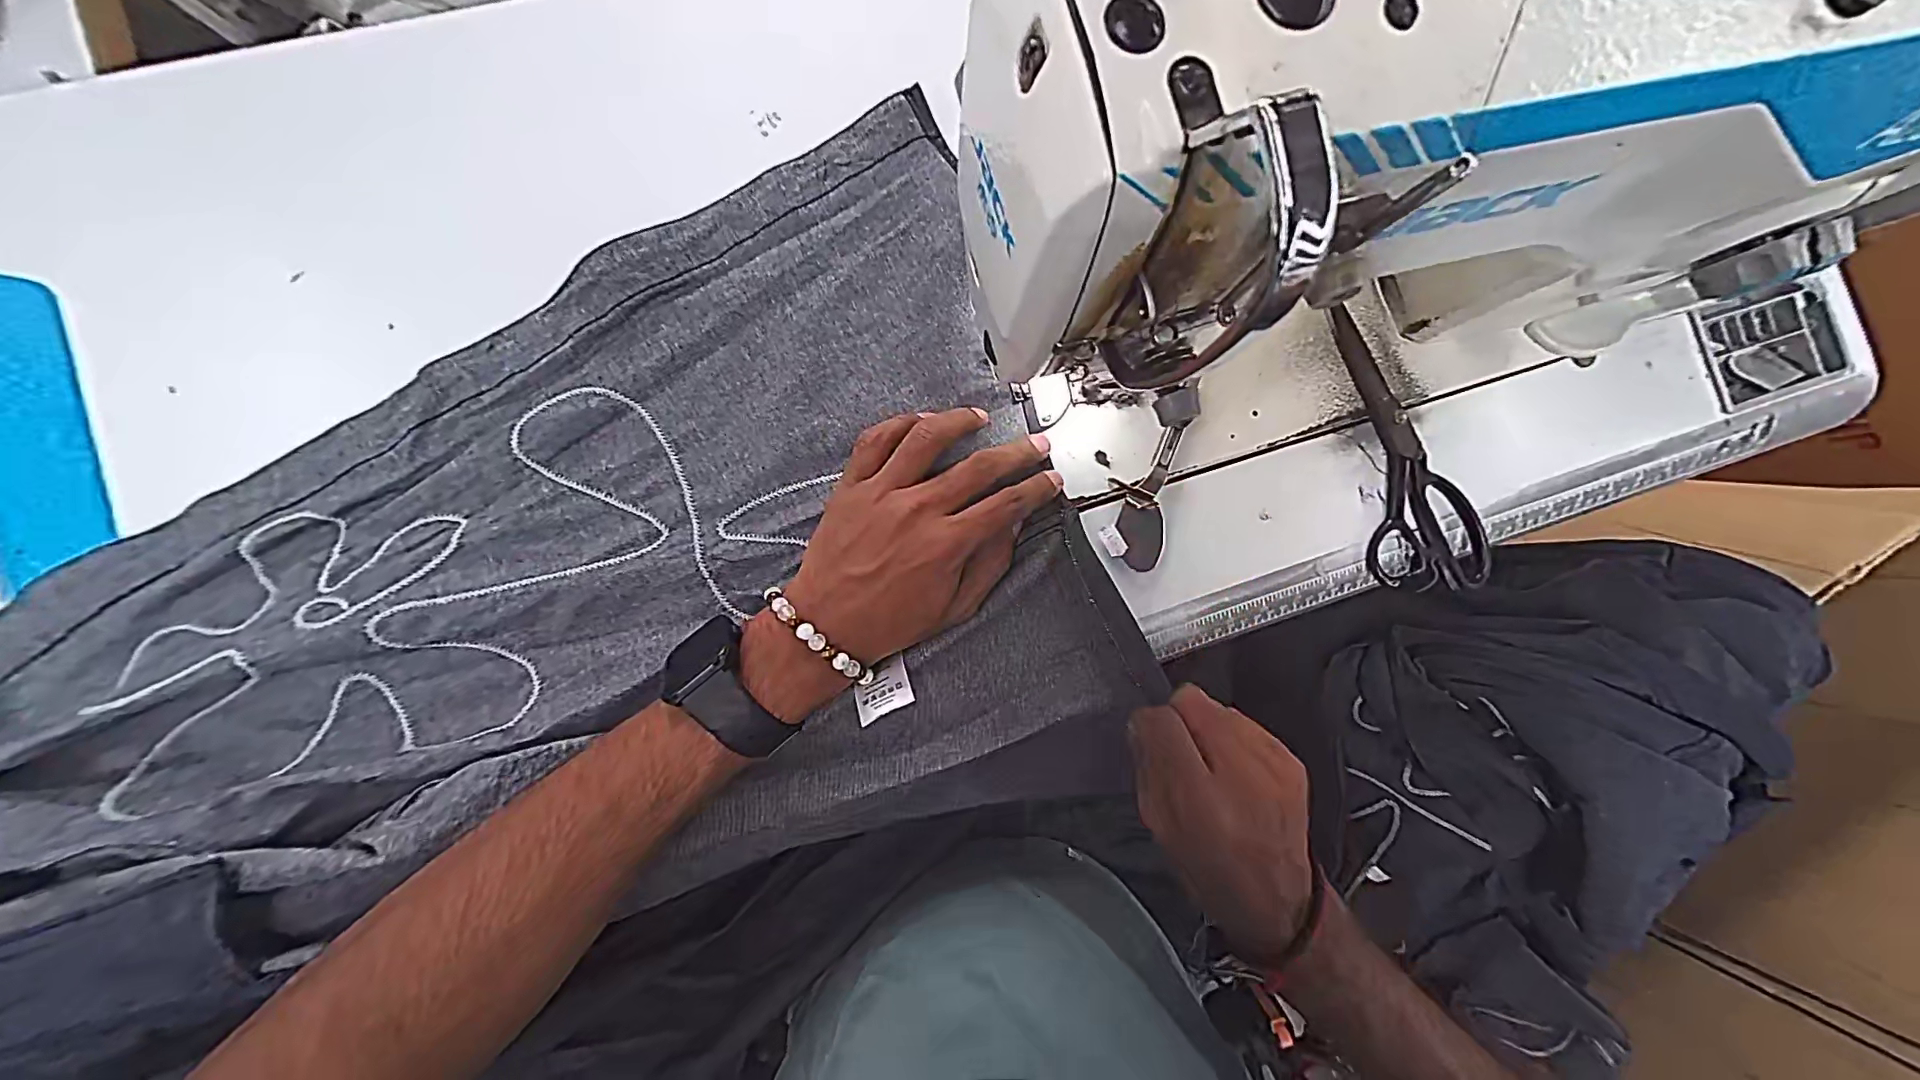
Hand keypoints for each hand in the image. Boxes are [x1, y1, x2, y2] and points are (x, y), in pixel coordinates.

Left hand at [740, 407, 1061, 722]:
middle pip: (979, 466)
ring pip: (927, 437)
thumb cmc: (887, 621)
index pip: (1006, 503)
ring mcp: (881, 494)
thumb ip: (988, 565)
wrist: (827, 624)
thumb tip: (1011, 528)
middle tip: (1033, 445)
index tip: (1048, 480)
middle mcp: (916, 511)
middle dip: (1017, 452)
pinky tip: (920, 420)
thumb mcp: (953, 607)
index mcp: (945, 545)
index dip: (1035, 488)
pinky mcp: (852, 487)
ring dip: (960, 421)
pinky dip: (900, 423)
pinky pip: (876, 440)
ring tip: (978, 417)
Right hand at [1131, 684, 1316, 968]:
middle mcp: (1241, 773)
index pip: (1161, 718)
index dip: (1148, 726)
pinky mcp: (1291, 759)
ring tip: (1208, 765)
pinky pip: (1244, 722)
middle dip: (1178, 721)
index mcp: (1199, 798)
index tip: (1149, 742)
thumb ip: (1148, 767)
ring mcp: (1272, 762)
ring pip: (1218, 706)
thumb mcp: (1161, 824)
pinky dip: (1232, 737)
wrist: (1277, 899)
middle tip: (1179, 756)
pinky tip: (1233, 768)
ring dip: (1205, 726)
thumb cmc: (1209, 868)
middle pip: (1191, 700)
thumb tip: (1143, 722)